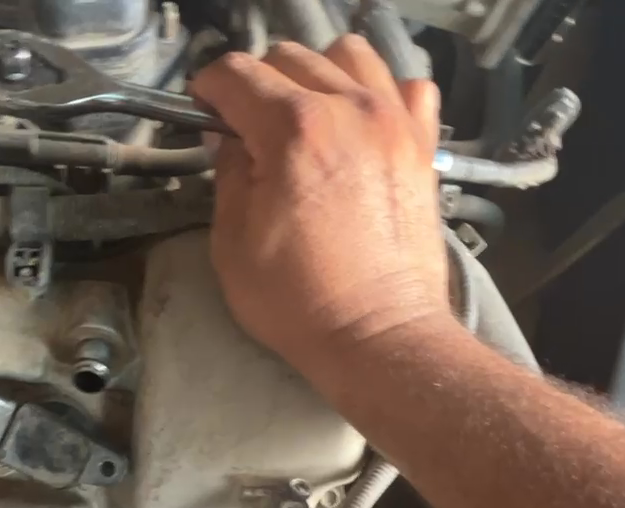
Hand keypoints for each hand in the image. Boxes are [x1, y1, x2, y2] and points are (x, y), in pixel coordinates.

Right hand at [191, 36, 449, 365]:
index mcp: (293, 131)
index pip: (238, 76)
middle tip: (246, 124)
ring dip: (315, 74)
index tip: (202, 108)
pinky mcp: (422, 146)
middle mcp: (348, 108)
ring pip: (349, 54)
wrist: (376, 336)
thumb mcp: (233, 247)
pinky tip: (359, 123)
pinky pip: (404, 85)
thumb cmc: (299, 303)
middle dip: (257, 83)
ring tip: (303, 115)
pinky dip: (376, 91)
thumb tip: (231, 140)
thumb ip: (228, 176)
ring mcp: (394, 121)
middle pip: (291, 57)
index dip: (208, 88)